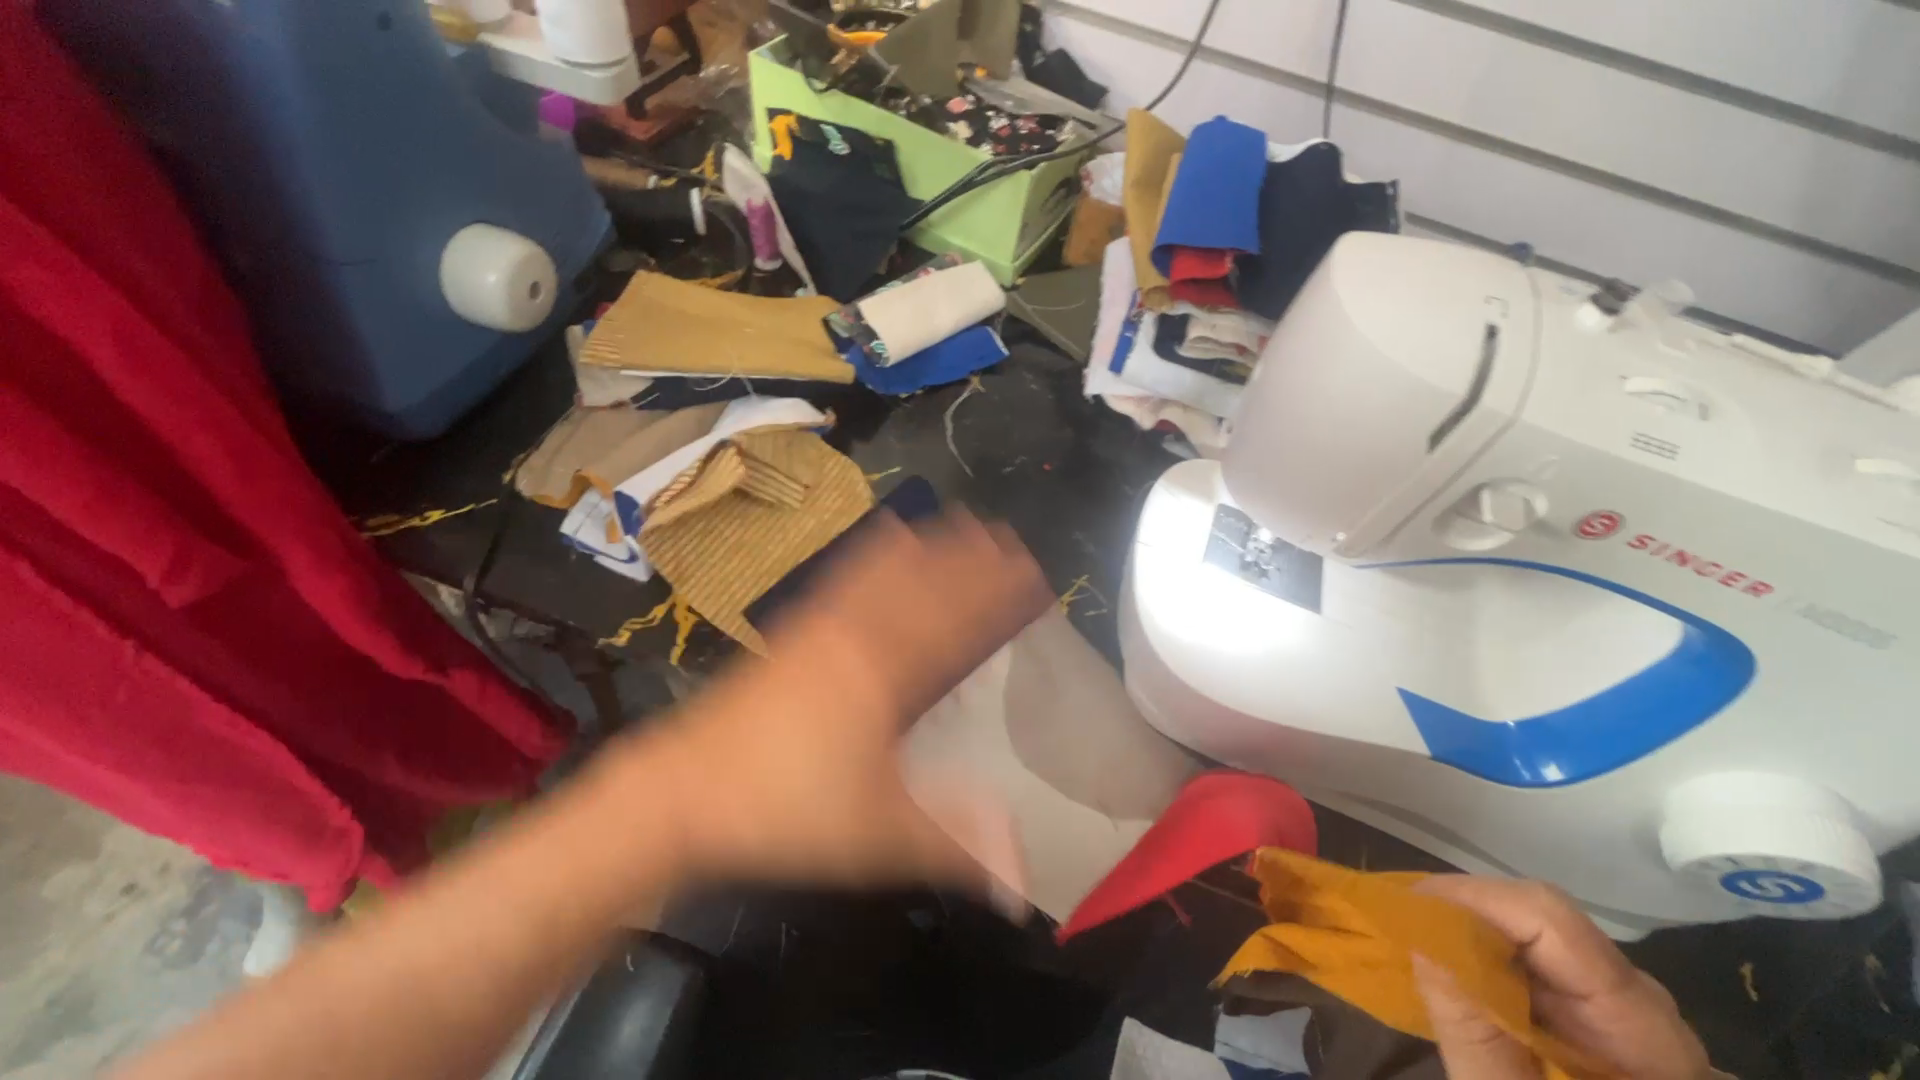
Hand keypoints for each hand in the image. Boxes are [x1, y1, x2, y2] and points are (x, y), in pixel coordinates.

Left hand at [633, 509, 1050, 893]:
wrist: (680, 791)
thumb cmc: (782, 808)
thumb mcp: (876, 834)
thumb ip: (953, 844)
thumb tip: (1023, 874)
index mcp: (884, 675)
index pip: (954, 621)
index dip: (994, 593)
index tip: (1030, 570)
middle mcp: (854, 637)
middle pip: (922, 584)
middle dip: (968, 558)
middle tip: (1007, 536)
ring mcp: (817, 630)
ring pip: (884, 574)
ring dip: (926, 548)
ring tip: (958, 522)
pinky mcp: (790, 637)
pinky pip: (843, 580)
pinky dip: (872, 556)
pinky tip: (881, 542)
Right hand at [1412, 877, 1712, 1079]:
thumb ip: (1474, 1029)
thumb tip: (1419, 934)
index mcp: (1636, 1021)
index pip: (1547, 916)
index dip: (1471, 899)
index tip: (1404, 914)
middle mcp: (1639, 997)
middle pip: (1540, 918)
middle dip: (1464, 917)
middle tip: (1402, 936)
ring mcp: (1626, 1006)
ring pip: (1536, 935)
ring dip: (1473, 937)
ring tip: (1423, 957)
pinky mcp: (1604, 1017)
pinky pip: (1540, 963)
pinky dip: (1490, 961)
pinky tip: (1461, 985)